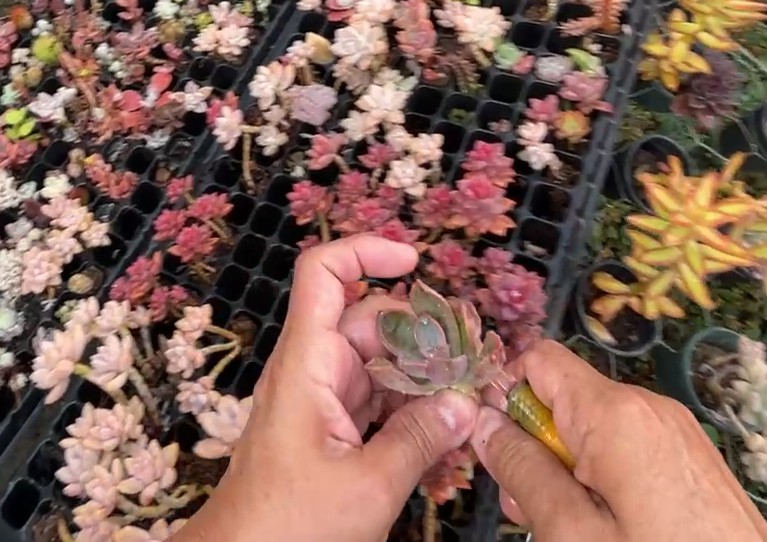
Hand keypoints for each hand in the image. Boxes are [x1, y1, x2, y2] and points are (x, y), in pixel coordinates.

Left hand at [178, 235, 477, 541]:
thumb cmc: (292, 524)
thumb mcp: (366, 487)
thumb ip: (418, 440)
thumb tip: (463, 401)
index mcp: (308, 359)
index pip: (323, 274)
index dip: (364, 252)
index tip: (414, 260)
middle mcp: (314, 366)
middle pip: (369, 320)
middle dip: (420, 330)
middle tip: (474, 354)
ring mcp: (323, 396)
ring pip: (378, 362)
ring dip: (421, 373)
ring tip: (471, 393)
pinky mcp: (333, 427)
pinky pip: (376, 398)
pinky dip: (409, 407)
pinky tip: (447, 428)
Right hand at [472, 340, 766, 541]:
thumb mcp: (572, 534)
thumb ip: (522, 469)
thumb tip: (483, 422)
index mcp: (616, 412)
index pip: (537, 360)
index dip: (507, 397)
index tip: (500, 451)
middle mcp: (650, 406)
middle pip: (564, 398)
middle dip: (537, 445)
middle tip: (534, 512)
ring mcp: (680, 435)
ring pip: (595, 429)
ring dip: (569, 469)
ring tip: (574, 531)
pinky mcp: (698, 464)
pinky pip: (630, 450)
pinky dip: (606, 480)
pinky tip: (612, 531)